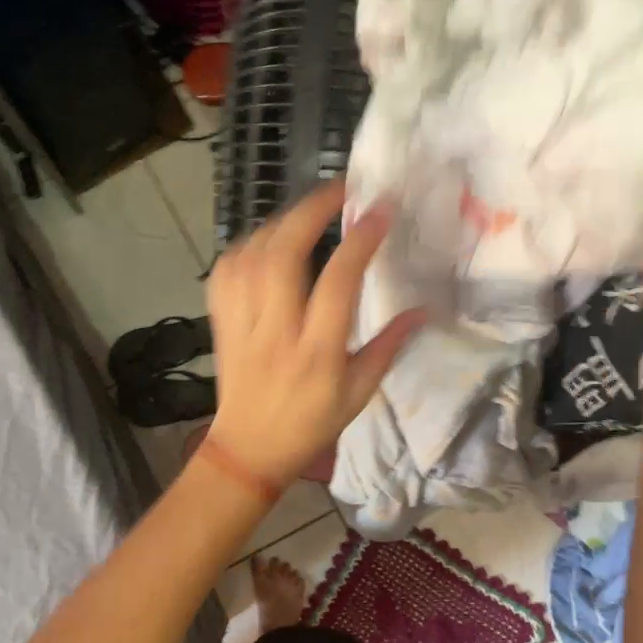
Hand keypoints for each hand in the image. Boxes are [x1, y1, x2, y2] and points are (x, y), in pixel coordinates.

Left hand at [204, 178, 426, 487]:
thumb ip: (387, 349)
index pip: (337, 283)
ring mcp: (242, 326)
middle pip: (283, 256)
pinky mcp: (220, 324)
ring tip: (306, 214)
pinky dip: (245, 247)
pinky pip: (225, 272)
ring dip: (279, 224)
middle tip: (338, 192)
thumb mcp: (358, 396)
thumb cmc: (309, 426)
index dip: (359, 241)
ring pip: (251, 257)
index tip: (380, 210)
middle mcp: (275, 332)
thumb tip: (422, 311)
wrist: (248, 451)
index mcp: (316, 353)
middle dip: (311, 212)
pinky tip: (266, 242)